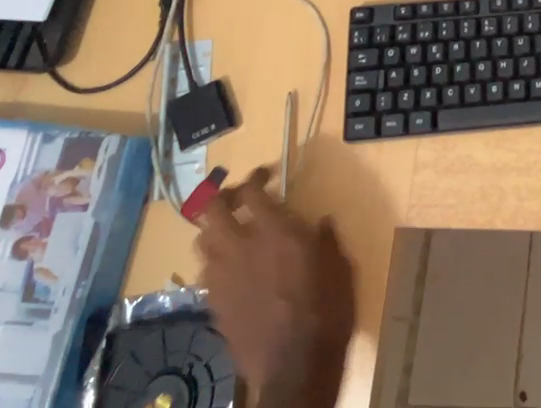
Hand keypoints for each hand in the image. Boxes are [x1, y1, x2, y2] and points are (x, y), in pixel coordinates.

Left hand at [197, 167, 355, 407]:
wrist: (294, 365)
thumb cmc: (326, 310)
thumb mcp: (338, 266)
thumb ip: (325, 239)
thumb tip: (320, 222)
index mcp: (275, 231)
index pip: (251, 192)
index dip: (255, 177)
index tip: (265, 175)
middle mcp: (241, 247)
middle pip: (213, 210)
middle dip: (223, 196)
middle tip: (239, 195)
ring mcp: (221, 277)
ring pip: (202, 239)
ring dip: (215, 227)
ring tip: (231, 229)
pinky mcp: (214, 302)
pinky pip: (206, 270)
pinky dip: (216, 259)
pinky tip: (232, 266)